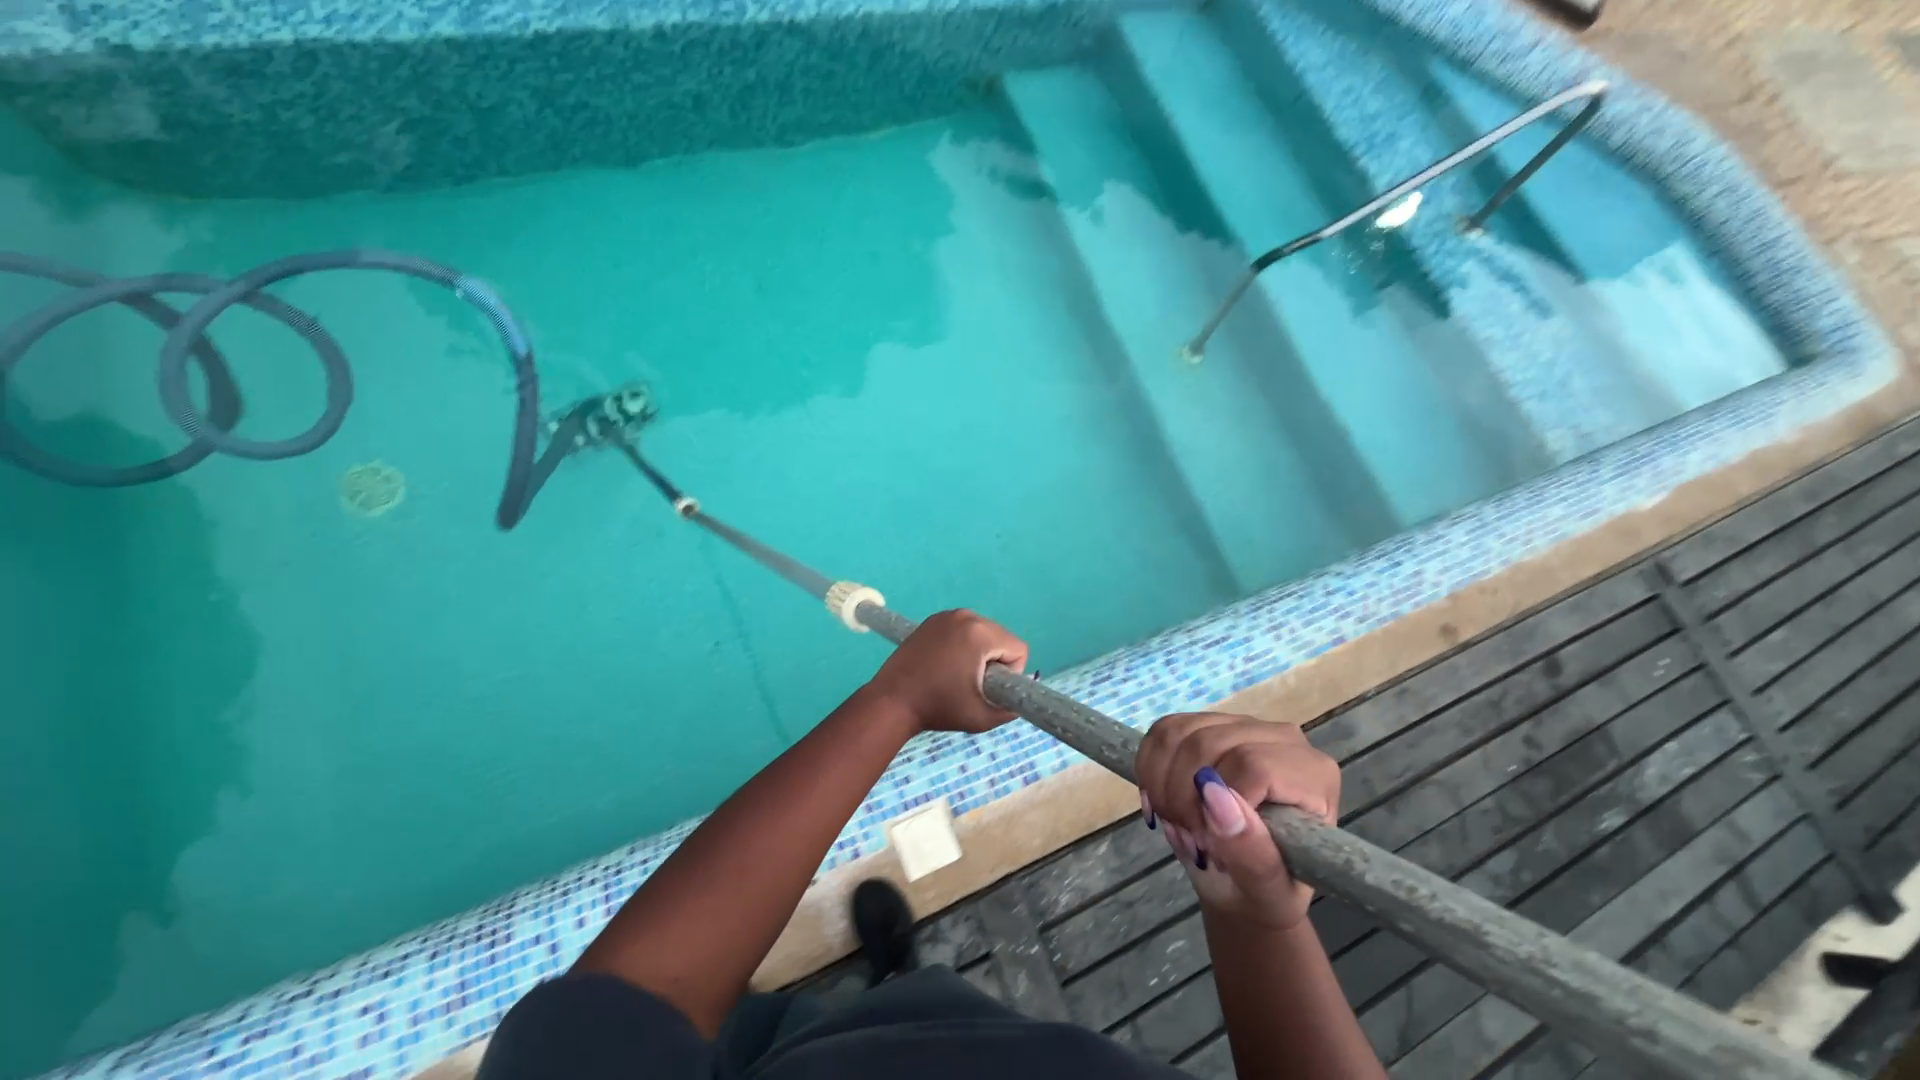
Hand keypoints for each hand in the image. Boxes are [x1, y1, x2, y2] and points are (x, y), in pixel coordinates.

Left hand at [864, 610, 1027, 735]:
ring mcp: (946, 615)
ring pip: (983, 634)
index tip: (987, 689)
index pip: (1018, 649)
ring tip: (956, 676)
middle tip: (971, 684)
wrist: (892, 701)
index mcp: (979, 633)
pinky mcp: (932, 620)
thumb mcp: (982, 717)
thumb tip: (1018, 699)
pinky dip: (963, 646)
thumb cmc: (938, 708)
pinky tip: (945, 665)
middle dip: (995, 662)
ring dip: (979, 654)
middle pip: (1001, 638)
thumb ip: (1010, 709)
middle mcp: (965, 616)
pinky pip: (963, 631)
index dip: (1011, 674)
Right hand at [1135, 713, 1339, 929]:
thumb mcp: (1268, 892)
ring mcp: (1242, 726)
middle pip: (1208, 742)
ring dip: (1162, 786)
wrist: (1242, 884)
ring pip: (1179, 733)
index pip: (1252, 764)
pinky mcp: (1206, 724)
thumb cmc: (1265, 892)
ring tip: (1178, 824)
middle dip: (1182, 798)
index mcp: (1313, 775)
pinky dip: (1149, 769)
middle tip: (1191, 841)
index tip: (1210, 847)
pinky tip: (1162, 802)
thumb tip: (1215, 797)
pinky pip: (1163, 730)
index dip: (1217, 805)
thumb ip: (1252, 852)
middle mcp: (1283, 739)